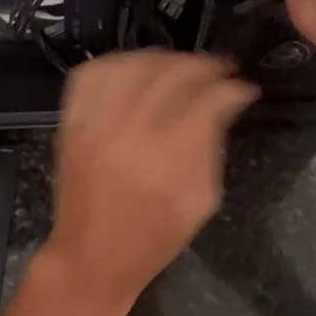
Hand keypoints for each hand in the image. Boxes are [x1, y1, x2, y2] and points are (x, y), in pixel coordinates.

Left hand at [43, 51, 259, 308]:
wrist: (91, 257)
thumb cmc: (154, 236)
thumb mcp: (200, 201)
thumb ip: (214, 146)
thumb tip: (226, 102)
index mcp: (168, 161)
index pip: (207, 101)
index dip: (232, 87)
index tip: (244, 87)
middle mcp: (130, 133)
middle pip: (172, 75)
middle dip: (204, 65)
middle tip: (220, 68)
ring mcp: (95, 123)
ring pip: (134, 65)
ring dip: (165, 58)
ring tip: (182, 65)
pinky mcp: (71, 120)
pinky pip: (94, 73)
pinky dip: (119, 62)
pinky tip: (137, 68)